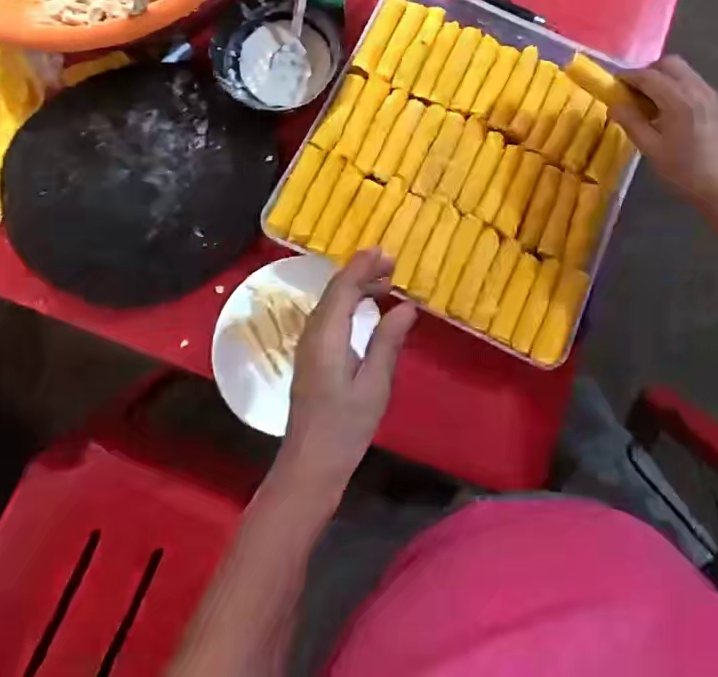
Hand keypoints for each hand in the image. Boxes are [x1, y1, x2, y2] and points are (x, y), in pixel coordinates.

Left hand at [281, 250, 417, 491]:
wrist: (310, 465)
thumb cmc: (345, 427)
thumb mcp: (375, 384)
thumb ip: (388, 341)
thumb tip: (407, 306)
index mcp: (327, 337)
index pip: (343, 288)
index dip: (363, 266)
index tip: (385, 251)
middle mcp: (313, 335)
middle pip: (335, 291)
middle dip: (361, 272)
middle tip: (392, 263)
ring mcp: (310, 347)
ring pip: (331, 303)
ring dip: (355, 286)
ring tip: (385, 281)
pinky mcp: (313, 358)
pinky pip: (330, 317)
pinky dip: (349, 303)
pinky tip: (367, 309)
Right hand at [615, 56, 717, 212]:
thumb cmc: (687, 173)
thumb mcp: (653, 150)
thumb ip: (632, 123)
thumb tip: (614, 105)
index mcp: (679, 98)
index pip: (648, 75)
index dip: (628, 78)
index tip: (613, 87)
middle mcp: (697, 89)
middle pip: (669, 64)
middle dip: (648, 73)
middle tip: (634, 94)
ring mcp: (711, 96)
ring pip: (684, 72)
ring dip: (665, 79)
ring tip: (651, 106)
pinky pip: (694, 84)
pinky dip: (678, 88)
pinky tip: (671, 114)